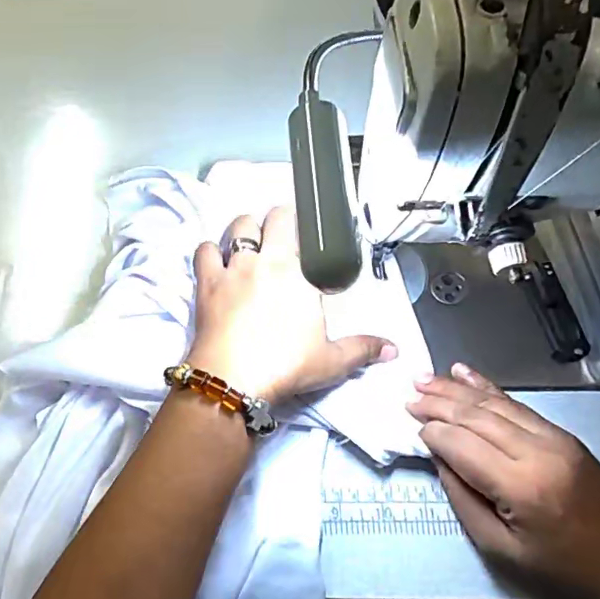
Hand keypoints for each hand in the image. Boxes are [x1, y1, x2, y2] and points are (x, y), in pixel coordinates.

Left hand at [186, 207, 395, 404]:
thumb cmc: (285, 366)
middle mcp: (265, 261)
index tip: (306, 236)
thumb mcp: (331, 361)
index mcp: (297, 273)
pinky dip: (211, 250)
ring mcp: (233, 269)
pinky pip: (204, 250)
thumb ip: (363, 349)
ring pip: (237, 227)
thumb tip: (394, 350)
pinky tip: (217, 259)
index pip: (300, 231)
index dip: (303, 229)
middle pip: (270, 218)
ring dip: (245, 228)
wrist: (232, 380)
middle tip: (281, 232)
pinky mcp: (207, 283)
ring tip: (250, 241)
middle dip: (277, 219)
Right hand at [409, 366, 599, 598]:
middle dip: (441, 402)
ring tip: (428, 379)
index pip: (464, 446)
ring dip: (459, 390)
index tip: (409, 423)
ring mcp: (554, 436)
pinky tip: (466, 375)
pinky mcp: (562, 433)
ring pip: (497, 404)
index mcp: (522, 487)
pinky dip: (489, 389)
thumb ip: (465, 500)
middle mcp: (538, 451)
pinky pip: (518, 405)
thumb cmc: (562, 570)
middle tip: (409, 392)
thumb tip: (440, 457)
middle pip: (478, 417)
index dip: (434, 433)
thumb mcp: (502, 550)